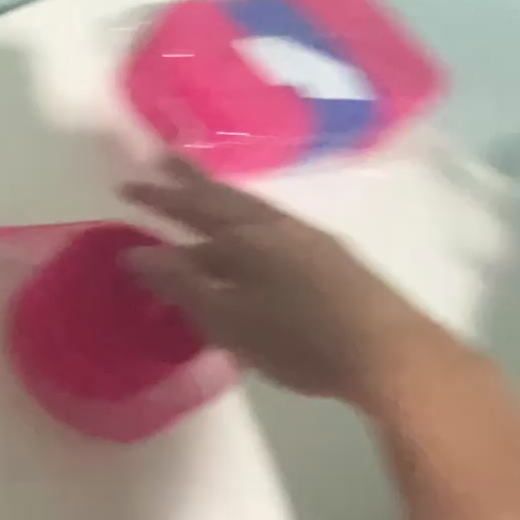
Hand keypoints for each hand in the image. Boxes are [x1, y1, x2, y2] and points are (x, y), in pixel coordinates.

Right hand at [120, 157, 460, 408]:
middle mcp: (278, 228)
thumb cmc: (298, 339)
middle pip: (225, 197)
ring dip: (218, 203)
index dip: (158, 196)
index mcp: (249, 236)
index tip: (124, 185)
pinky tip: (239, 244)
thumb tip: (134, 253)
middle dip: (190, 181)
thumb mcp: (226, 316)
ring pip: (250, 213)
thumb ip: (180, 282)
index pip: (192, 207)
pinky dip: (243, 227)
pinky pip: (269, 231)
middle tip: (160, 160)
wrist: (394, 358)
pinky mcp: (329, 262)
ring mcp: (308, 242)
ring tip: (195, 201)